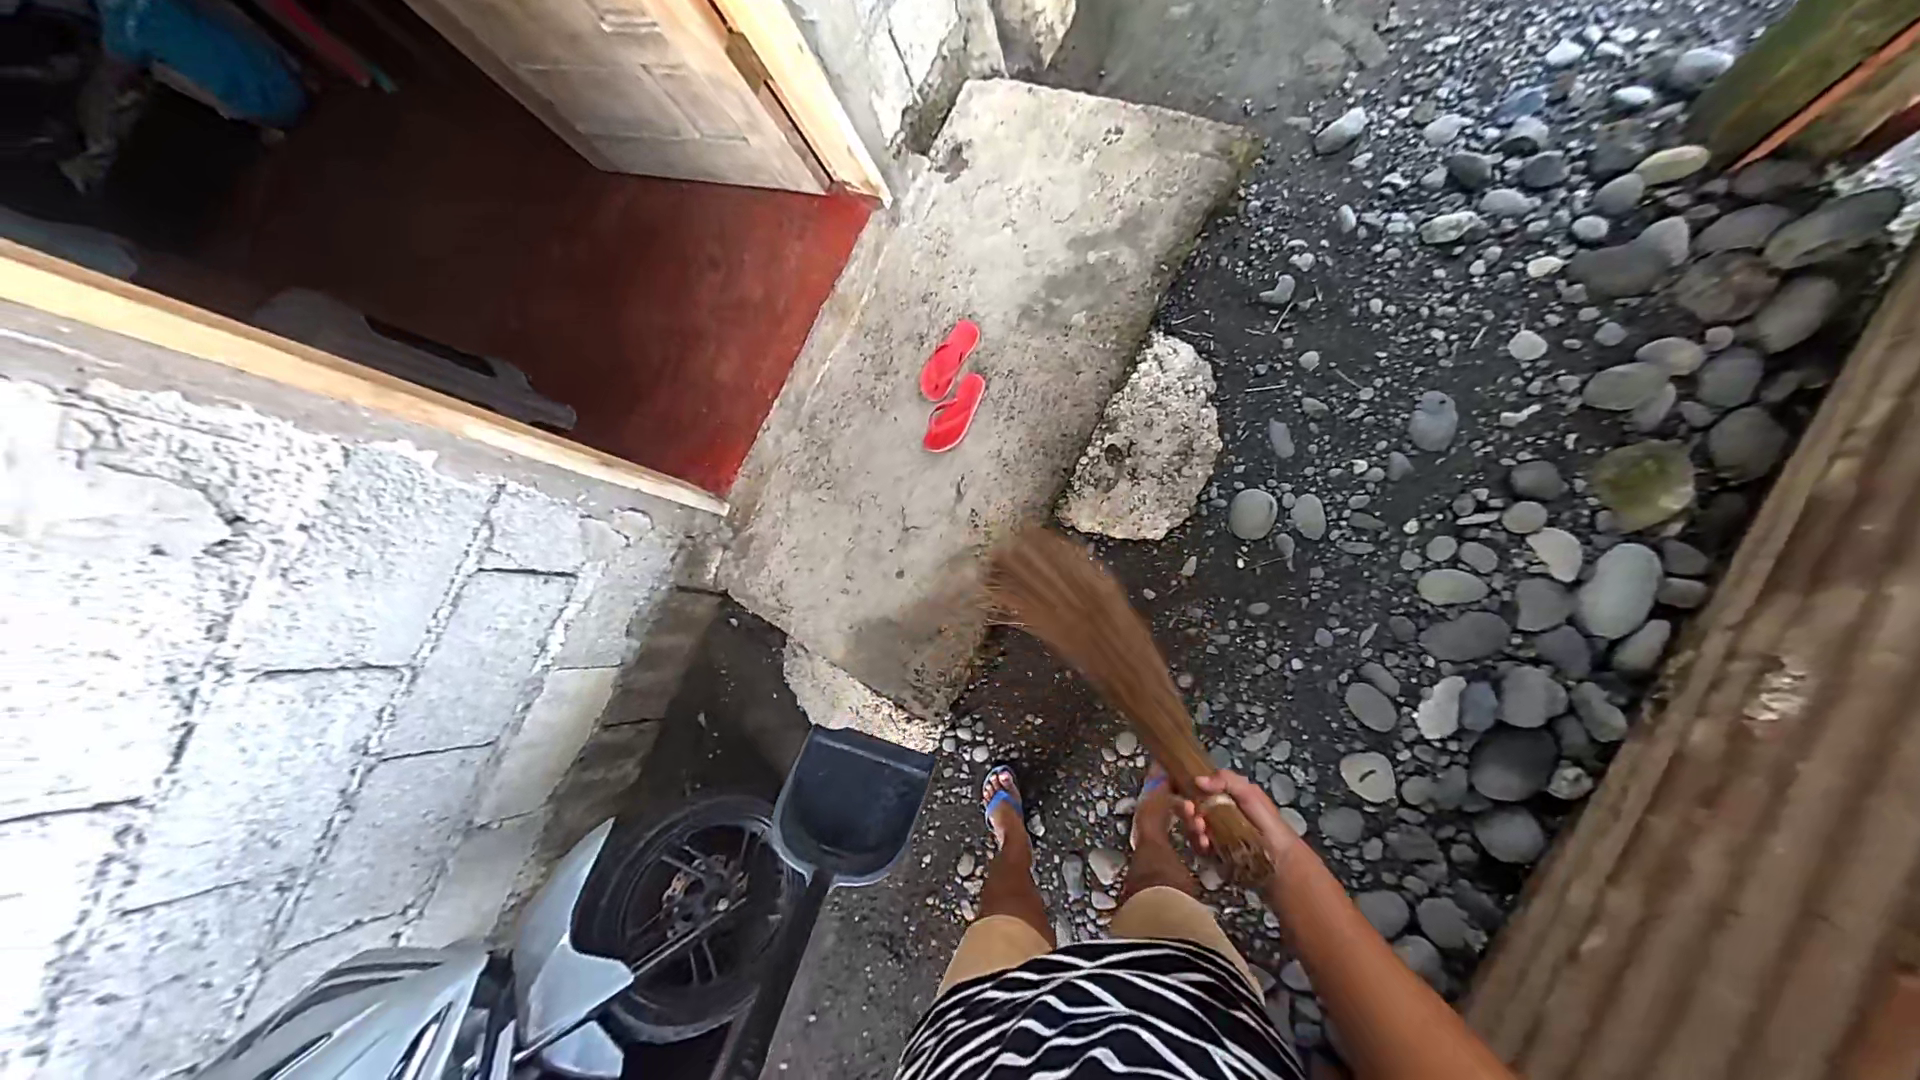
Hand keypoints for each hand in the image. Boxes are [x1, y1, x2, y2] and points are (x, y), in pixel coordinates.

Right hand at [1179, 770, 1302, 873]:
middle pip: (1186, 807)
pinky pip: (1197, 846)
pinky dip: (1198, 843)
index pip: (1192, 787)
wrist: (1280, 858)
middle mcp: (1212, 813)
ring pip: (1189, 826)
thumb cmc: (1266, 820)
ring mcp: (1211, 833)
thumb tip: (1197, 780)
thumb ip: (1226, 780)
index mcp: (1219, 795)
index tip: (1176, 786)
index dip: (1181, 786)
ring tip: (1200, 828)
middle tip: (1189, 809)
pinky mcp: (1212, 853)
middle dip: (1183, 807)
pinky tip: (1206, 843)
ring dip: (1190, 825)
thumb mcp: (1250, 792)